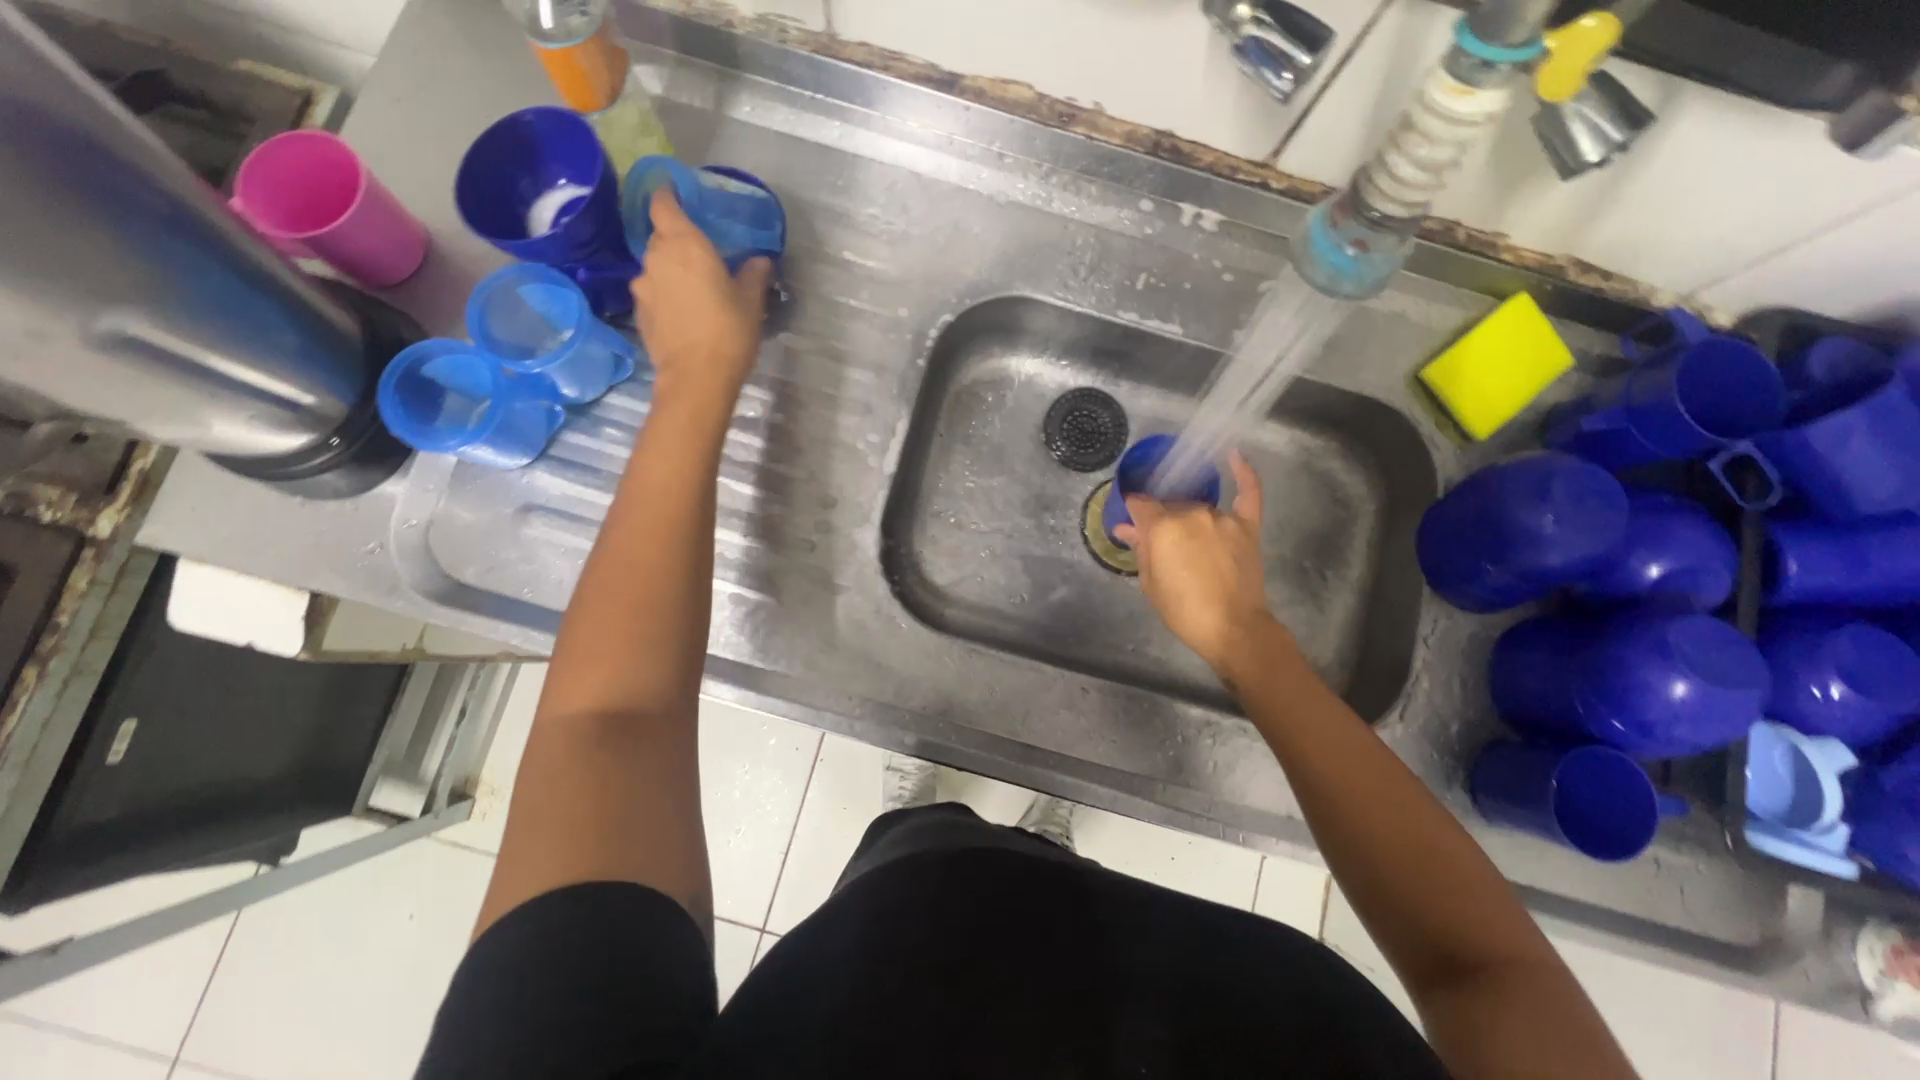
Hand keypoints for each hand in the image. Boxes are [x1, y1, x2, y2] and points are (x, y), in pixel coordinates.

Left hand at [629, 189, 774, 411]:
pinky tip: (684, 312)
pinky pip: (653, 293)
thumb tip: (759, 260)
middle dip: (677, 239)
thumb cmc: (728, 330)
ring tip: (694, 287)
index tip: (675, 191)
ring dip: (671, 270)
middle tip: (700, 252)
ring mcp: (643, 287)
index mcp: (684, 243)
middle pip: (660, 236)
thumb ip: (754, 274)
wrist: (696, 378)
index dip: (667, 195)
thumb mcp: (751, 300)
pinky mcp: (640, 313)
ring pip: (655, 267)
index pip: (664, 204)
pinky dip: (666, 295)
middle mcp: (656, 258)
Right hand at [1112, 451, 1289, 674]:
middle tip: (1161, 545)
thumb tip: (1125, 528)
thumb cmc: (1183, 611)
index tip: (1131, 522)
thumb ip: (1140, 549)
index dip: (1134, 513)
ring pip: (1198, 507)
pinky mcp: (1247, 525)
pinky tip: (1232, 455)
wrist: (1232, 628)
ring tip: (1187, 541)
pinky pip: (1247, 491)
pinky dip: (1242, 471)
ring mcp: (1222, 517)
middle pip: (1169, 506)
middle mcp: (1191, 513)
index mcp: (1162, 527)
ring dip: (1189, 518)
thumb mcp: (1150, 583)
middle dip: (1161, 520)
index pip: (1140, 505)